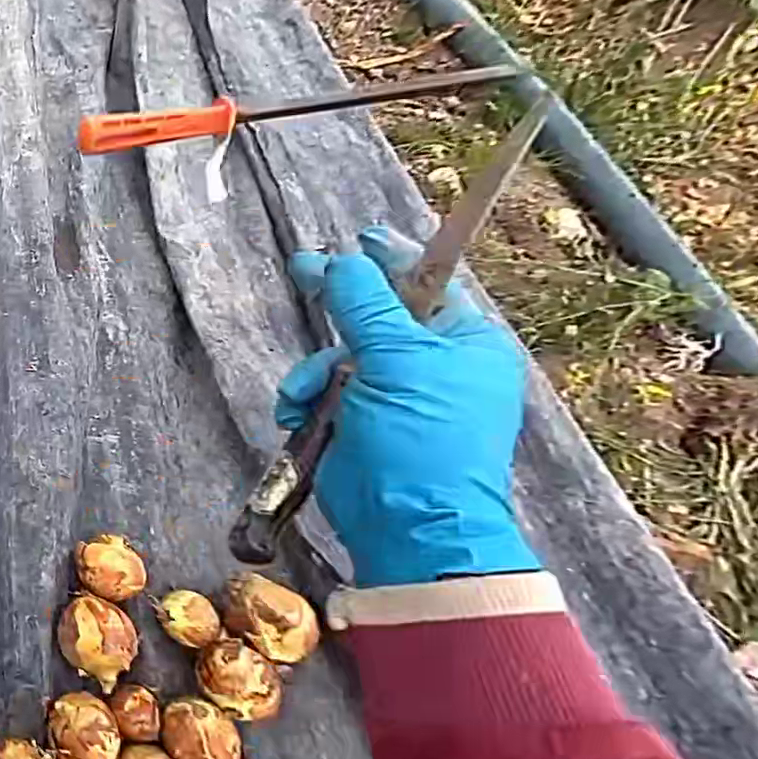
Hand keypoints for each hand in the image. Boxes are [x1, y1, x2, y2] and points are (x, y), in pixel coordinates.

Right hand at [275, 226, 538, 586]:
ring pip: (336, 356)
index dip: (392, 259)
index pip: (427, 285)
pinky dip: (303, 399)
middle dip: (336, 301)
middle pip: (373, 315)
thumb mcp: (397, 362)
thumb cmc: (421, 438)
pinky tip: (296, 415)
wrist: (405, 523)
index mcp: (461, 343)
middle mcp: (426, 363)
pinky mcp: (353, 420)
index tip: (362, 236)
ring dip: (312, 373)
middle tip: (301, 268)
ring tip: (303, 398)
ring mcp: (387, 393)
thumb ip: (366, 307)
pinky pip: (320, 390)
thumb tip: (343, 260)